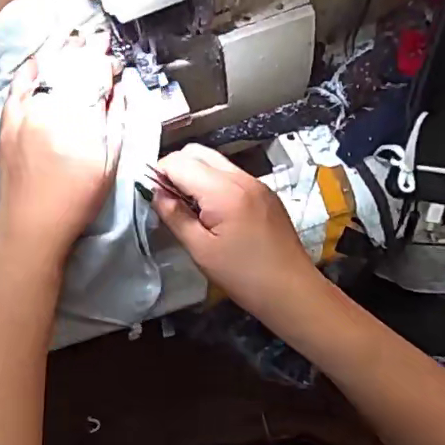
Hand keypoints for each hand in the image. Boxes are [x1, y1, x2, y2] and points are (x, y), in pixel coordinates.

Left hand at [0, 23, 124, 267]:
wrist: (31, 225)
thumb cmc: (77, 201)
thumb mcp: (109, 165)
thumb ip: (116, 122)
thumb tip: (118, 90)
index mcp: (80, 119)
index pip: (95, 77)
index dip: (105, 63)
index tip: (113, 58)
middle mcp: (51, 109)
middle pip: (70, 70)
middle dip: (85, 51)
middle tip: (97, 37)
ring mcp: (25, 114)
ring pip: (45, 72)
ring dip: (60, 53)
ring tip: (72, 37)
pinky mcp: (7, 123)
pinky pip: (17, 87)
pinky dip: (28, 71)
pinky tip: (37, 59)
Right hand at [148, 144, 321, 315]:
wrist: (293, 291)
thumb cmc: (243, 275)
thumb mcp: (200, 249)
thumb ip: (174, 216)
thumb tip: (156, 193)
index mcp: (223, 190)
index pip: (179, 162)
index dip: (158, 173)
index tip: (152, 195)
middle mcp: (241, 178)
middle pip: (197, 152)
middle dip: (175, 168)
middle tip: (166, 197)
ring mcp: (256, 183)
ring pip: (214, 161)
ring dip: (194, 174)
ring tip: (187, 206)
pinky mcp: (264, 194)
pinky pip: (230, 175)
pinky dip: (212, 182)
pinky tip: (210, 211)